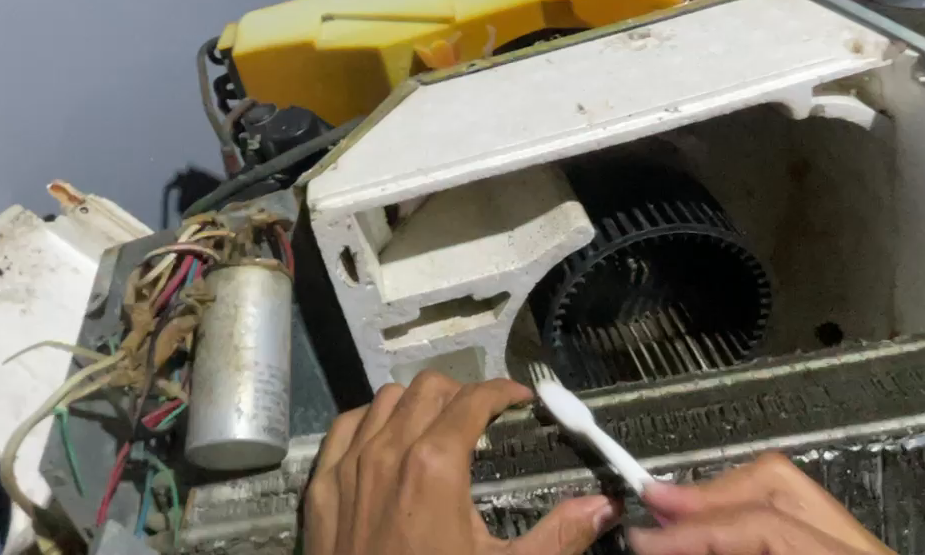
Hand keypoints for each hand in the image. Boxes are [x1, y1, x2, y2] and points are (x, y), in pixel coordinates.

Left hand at [303, 371, 618, 554]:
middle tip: (483, 419)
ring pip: (385, 399)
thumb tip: (604, 506)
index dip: (502, 391)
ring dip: (415, 404)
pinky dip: (369, 422)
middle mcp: (388, 450)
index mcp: (435, 464)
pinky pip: (345, 427)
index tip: (520, 400)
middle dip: (462, 393)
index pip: (474, 399)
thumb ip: (558, 536)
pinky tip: (384, 442)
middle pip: (429, 388)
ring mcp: (349, 466)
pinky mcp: (320, 488)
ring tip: (437, 427)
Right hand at [629, 453, 893, 554]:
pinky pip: (796, 516)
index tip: (644, 540)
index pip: (766, 523)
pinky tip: (717, 537)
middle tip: (652, 509)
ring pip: (786, 490)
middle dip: (706, 494)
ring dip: (722, 502)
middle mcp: (870, 548)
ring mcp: (867, 546)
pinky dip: (748, 522)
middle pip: (777, 480)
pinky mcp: (854, 550)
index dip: (696, 525)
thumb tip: (660, 540)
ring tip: (676, 522)